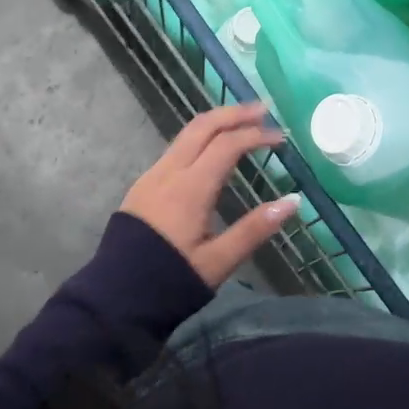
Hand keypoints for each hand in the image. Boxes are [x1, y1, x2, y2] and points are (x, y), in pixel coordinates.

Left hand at [120, 102, 301, 286]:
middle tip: (262, 111)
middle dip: (234, 113)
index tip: (281, 138)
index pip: (227, 145)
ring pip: (186, 134)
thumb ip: (255, 229)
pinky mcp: (144, 185)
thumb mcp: (218, 262)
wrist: (116, 297)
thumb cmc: (172, 281)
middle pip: (203, 126)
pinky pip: (176, 148)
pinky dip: (200, 138)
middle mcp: (170, 171)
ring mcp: (153, 175)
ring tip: (241, 123)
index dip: (256, 136)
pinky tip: (211, 150)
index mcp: (190, 187)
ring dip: (215, 123)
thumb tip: (292, 201)